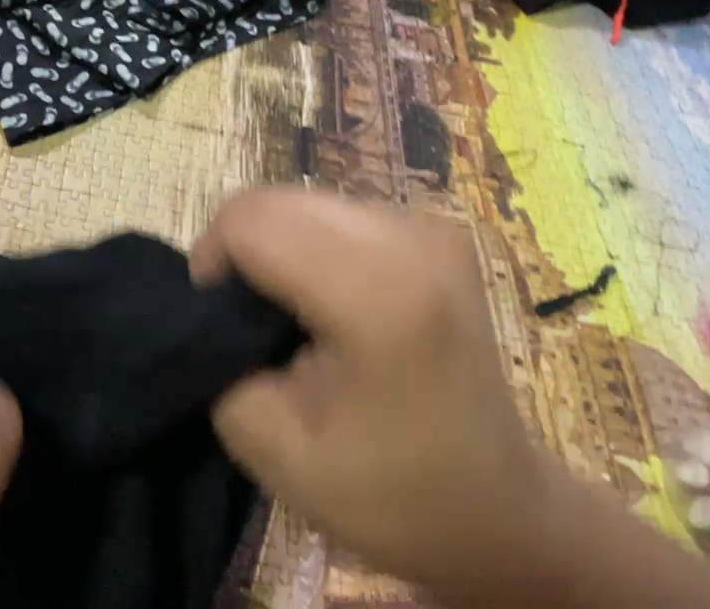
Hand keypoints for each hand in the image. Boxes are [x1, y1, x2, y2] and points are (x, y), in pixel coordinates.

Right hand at [191, 189, 552, 599]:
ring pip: (300, 200)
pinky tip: (327, 303)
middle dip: (240, 251)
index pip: (250, 220)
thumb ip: (218, 356)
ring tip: (291, 316)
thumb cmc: (387, 491)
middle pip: (274, 201)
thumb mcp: (269, 443)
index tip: (222, 326)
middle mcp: (409, 236)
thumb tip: (215, 297)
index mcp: (377, 290)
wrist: (498, 510)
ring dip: (275, 247)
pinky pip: (334, 212)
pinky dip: (307, 247)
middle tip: (249, 323)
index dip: (212, 264)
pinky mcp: (434, 230)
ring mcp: (429, 226)